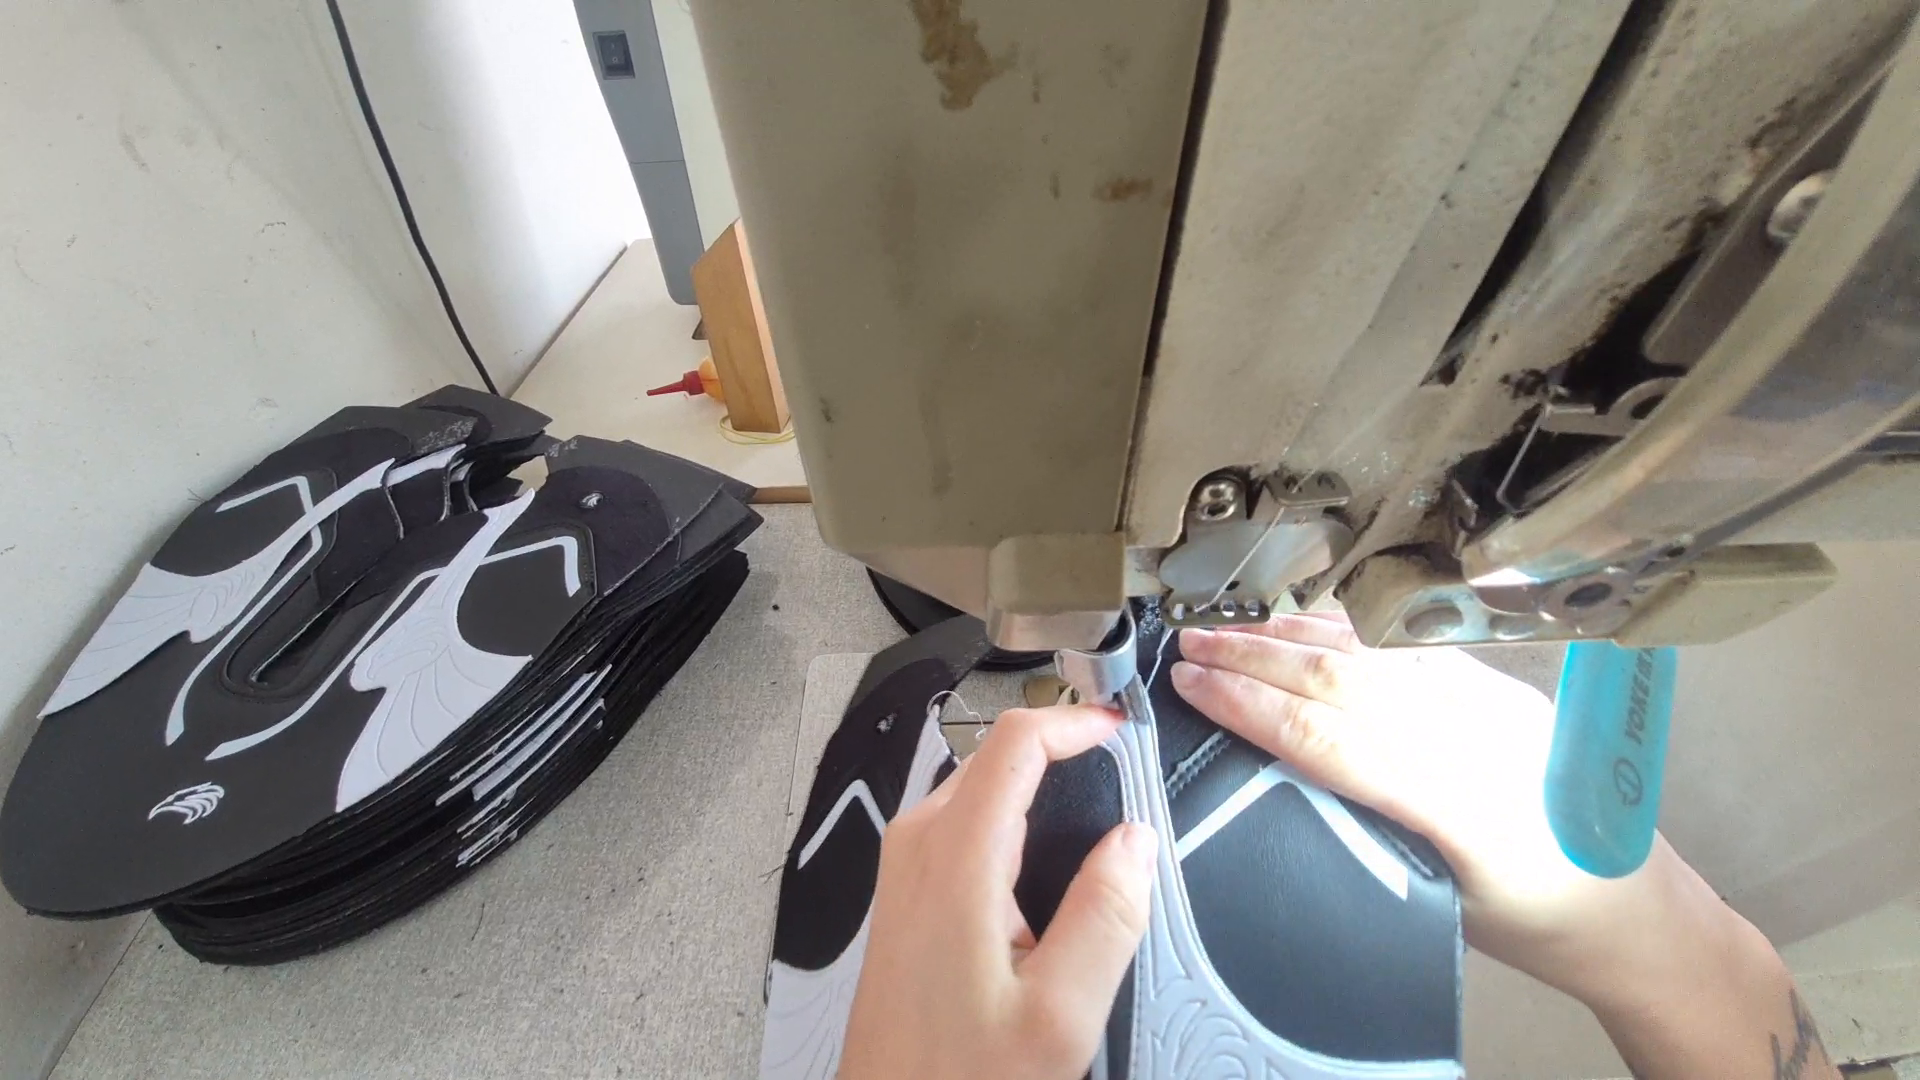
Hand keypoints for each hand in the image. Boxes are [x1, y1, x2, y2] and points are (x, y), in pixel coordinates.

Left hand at [838, 706, 1157, 1079]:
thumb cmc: (956, 1076)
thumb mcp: (1056, 1016)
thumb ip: (1105, 917)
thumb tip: (1135, 841)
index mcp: (954, 855)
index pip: (1014, 742)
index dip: (1071, 720)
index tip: (1117, 727)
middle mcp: (919, 841)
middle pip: (995, 755)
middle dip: (1058, 744)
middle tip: (1115, 762)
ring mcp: (905, 860)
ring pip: (978, 782)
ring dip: (1034, 775)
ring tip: (1088, 794)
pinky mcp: (904, 882)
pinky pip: (962, 817)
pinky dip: (1010, 808)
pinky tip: (1041, 847)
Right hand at [1167, 617, 1729, 1006]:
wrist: (1641, 915)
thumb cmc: (1532, 925)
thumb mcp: (1430, 898)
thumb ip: (1355, 821)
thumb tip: (1270, 764)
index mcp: (1460, 809)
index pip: (1326, 739)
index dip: (1248, 706)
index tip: (1193, 687)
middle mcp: (1477, 741)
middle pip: (1338, 681)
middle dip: (1250, 658)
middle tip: (1189, 646)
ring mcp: (1493, 703)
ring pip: (1365, 652)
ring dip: (1284, 635)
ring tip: (1224, 628)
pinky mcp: (1497, 686)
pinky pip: (1400, 646)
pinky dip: (1337, 628)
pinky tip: (1296, 622)